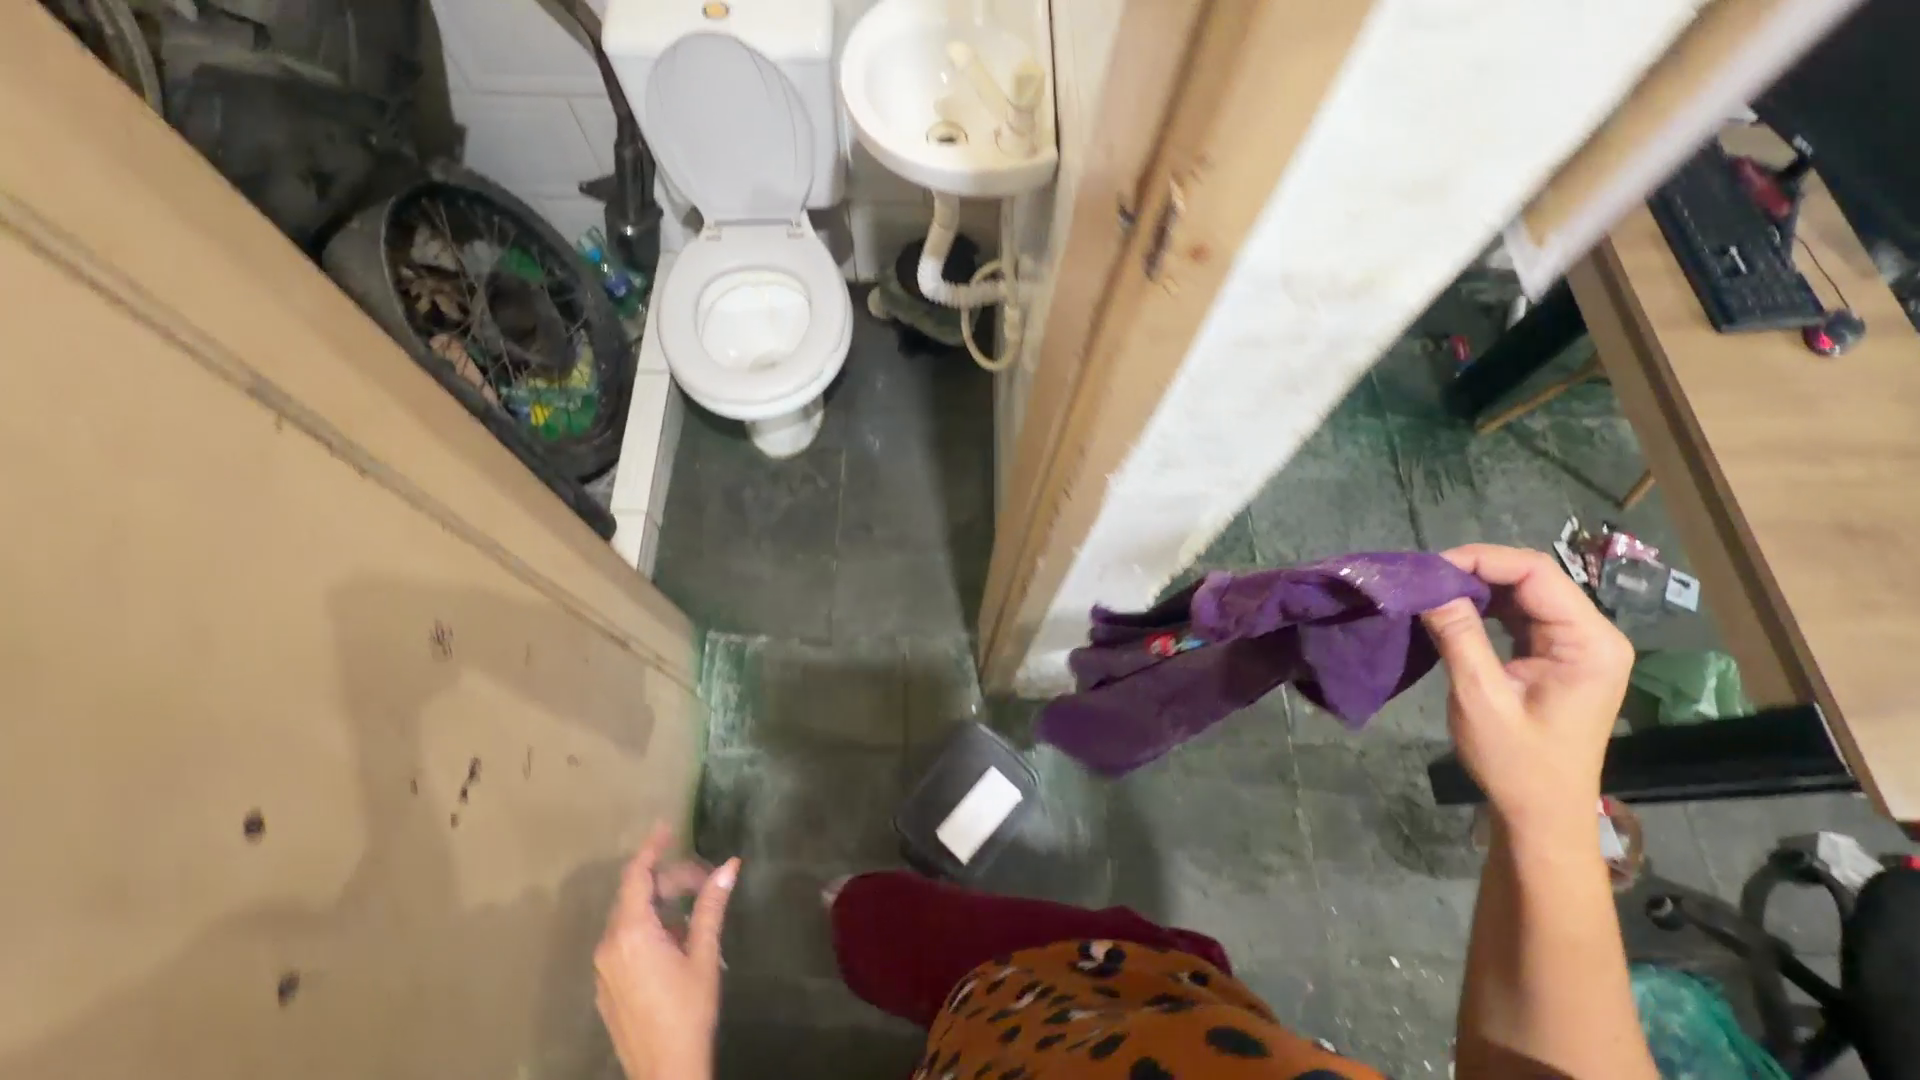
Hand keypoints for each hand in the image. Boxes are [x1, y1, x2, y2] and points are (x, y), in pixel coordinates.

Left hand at [594, 823, 738, 1079]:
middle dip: (666, 880)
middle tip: (702, 879)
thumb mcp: (704, 956)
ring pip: (629, 919)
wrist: (665, 1072)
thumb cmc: (688, 1011)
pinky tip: (675, 944)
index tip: (666, 826)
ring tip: (694, 915)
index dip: (651, 848)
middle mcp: (609, 945)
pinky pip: (624, 943)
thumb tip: (729, 865)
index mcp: (631, 933)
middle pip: (633, 895)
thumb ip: (711, 907)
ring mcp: (603, 968)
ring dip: (659, 907)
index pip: (636, 876)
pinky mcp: (606, 986)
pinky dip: (648, 930)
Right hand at [1420, 544, 1633, 834]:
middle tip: (1423, 578)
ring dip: (1478, 587)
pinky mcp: (1558, 655)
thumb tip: (1429, 587)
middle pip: (1534, 577)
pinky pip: (1521, 615)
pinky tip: (1453, 610)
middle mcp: (1593, 635)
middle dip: (1476, 570)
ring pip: (1525, 592)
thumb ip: (1459, 636)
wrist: (1541, 811)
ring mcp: (1578, 645)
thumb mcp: (1480, 697)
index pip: (1537, 573)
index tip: (1430, 569)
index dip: (1482, 560)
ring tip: (1431, 591)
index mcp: (1589, 642)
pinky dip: (1485, 607)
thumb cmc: (1516, 761)